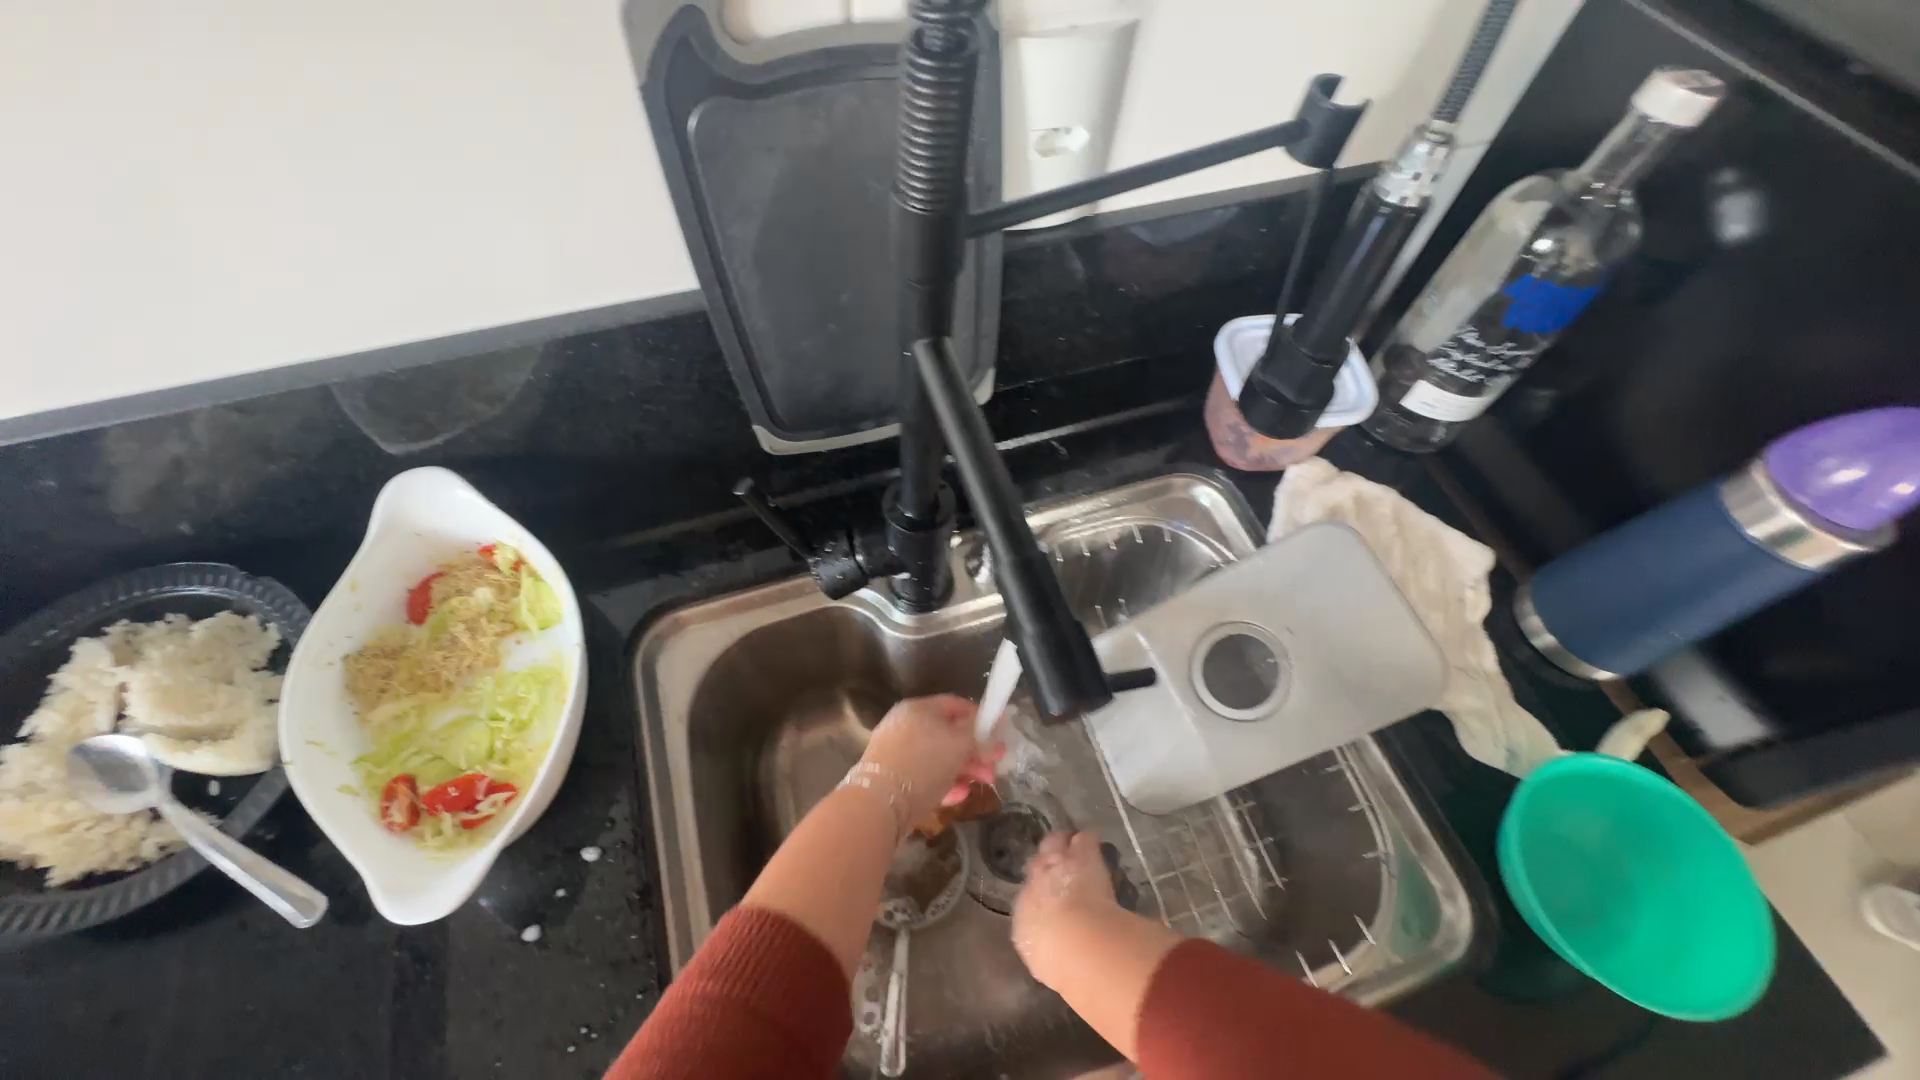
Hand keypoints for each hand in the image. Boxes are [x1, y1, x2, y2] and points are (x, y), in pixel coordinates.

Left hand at [860, 694, 1001, 826]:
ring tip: (984, 784)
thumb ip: (980, 730)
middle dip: (976, 750)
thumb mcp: (959, 742)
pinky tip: (960, 795)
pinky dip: (945, 784)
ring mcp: (898, 753)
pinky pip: (926, 777)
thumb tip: (996, 719)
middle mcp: (906, 726)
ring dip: (965, 769)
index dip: (980, 718)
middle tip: (995, 766)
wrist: (879, 803)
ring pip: (939, 758)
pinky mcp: (894, 779)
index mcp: (919, 709)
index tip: (998, 735)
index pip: (955, 704)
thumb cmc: (924, 762)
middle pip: (949, 734)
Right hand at [1013, 830, 1118, 988]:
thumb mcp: (1044, 962)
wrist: (1075, 938)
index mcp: (1023, 915)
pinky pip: (1084, 839)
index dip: (1042, 896)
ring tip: (1074, 848)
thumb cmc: (1059, 961)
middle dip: (1047, 866)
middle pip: (1036, 866)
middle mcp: (1034, 884)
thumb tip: (1051, 953)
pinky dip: (1088, 842)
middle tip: (1061, 870)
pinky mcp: (1083, 854)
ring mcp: (1057, 864)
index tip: (1054, 900)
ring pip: (1054, 844)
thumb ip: (1046, 951)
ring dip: (1063, 846)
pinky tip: (1094, 844)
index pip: (1028, 898)